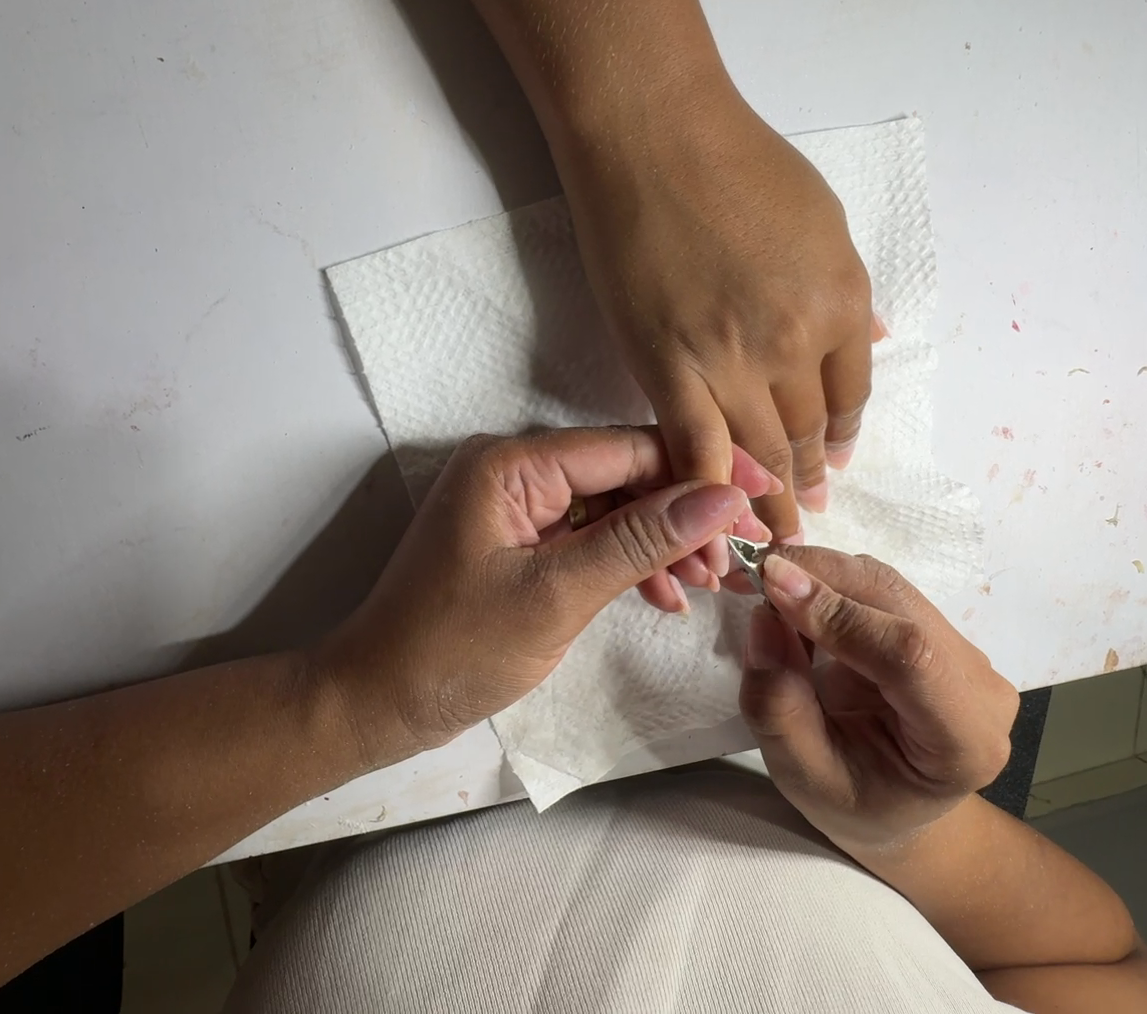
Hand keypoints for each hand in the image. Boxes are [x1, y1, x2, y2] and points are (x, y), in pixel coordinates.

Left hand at [317, 427, 756, 761]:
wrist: (383, 699)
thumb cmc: (456, 649)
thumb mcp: (555, 595)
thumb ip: (639, 541)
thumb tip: (720, 497)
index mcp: (511, 464)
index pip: (626, 447)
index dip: (699, 469)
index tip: (764, 498)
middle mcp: (513, 470)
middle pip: (622, 474)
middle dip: (683, 513)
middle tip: (743, 553)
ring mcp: (516, 507)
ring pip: (611, 508)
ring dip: (661, 542)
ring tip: (711, 582)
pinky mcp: (520, 542)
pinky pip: (587, 537)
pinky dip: (626, 563)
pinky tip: (667, 594)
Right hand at [559, 93, 875, 544]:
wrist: (653, 139)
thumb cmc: (737, 162)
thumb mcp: (822, 216)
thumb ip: (847, 287)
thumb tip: (871, 335)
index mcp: (840, 300)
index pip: (850, 395)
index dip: (842, 437)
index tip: (833, 462)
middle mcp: (795, 343)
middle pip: (805, 432)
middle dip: (807, 479)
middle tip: (802, 514)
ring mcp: (731, 362)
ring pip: (757, 452)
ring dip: (766, 499)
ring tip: (768, 534)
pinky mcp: (667, 371)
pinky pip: (697, 448)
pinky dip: (710, 492)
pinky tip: (716, 524)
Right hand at [739, 548, 1019, 854]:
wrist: (896, 804)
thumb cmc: (853, 802)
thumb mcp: (800, 774)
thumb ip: (779, 706)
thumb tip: (765, 618)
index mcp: (962, 740)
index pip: (909, 656)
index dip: (837, 613)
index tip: (769, 583)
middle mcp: (977, 684)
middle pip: (896, 602)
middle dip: (816, 575)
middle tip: (744, 572)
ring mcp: (961, 648)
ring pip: (882, 582)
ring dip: (815, 569)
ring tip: (758, 582)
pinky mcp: (932, 625)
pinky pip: (874, 585)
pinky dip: (823, 576)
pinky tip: (787, 591)